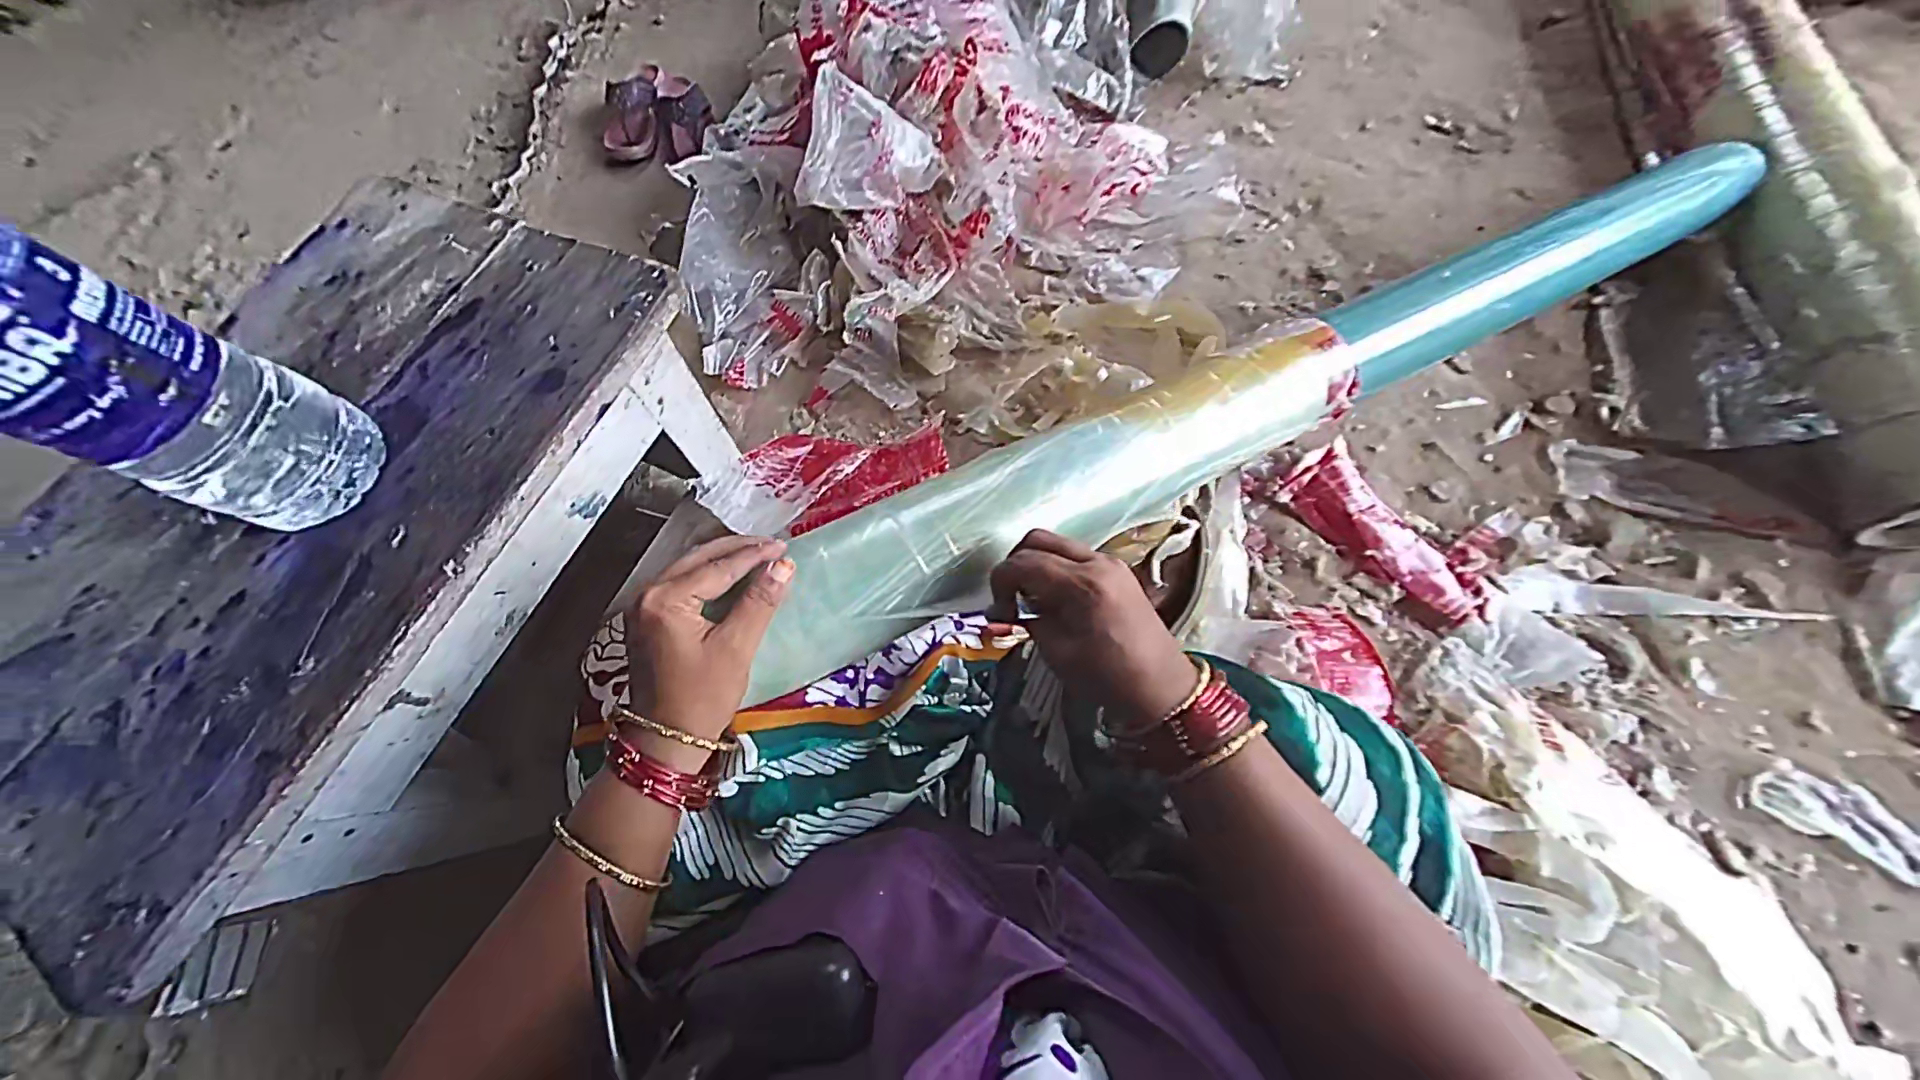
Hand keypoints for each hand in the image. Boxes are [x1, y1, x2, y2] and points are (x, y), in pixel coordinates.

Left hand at [626, 536, 793, 768]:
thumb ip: (759, 602)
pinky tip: (733, 575)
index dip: (754, 555)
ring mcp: (643, 606)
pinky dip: (710, 574)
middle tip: (773, 545)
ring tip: (758, 554)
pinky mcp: (648, 618)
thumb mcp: (736, 648)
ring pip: (689, 567)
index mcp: (665, 600)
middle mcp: (647, 595)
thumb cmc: (702, 698)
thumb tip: (783, 566)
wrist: (666, 739)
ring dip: (724, 558)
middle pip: (698, 557)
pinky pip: (683, 582)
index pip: (718, 567)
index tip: (784, 546)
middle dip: (738, 548)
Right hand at [989, 529, 1199, 730]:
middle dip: (1016, 564)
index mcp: (1083, 584)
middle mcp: (1098, 562)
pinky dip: (1056, 568)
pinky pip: (1075, 556)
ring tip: (1032, 600)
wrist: (1161, 687)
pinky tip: (1055, 599)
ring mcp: (1111, 562)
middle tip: (1010, 597)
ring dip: (1036, 564)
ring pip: (1057, 544)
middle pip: (1038, 539)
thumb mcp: (1058, 653)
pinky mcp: (1117, 571)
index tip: (999, 609)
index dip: (1001, 581)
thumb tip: (1009, 610)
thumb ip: (1029, 621)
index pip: (1025, 562)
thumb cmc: (1108, 677)